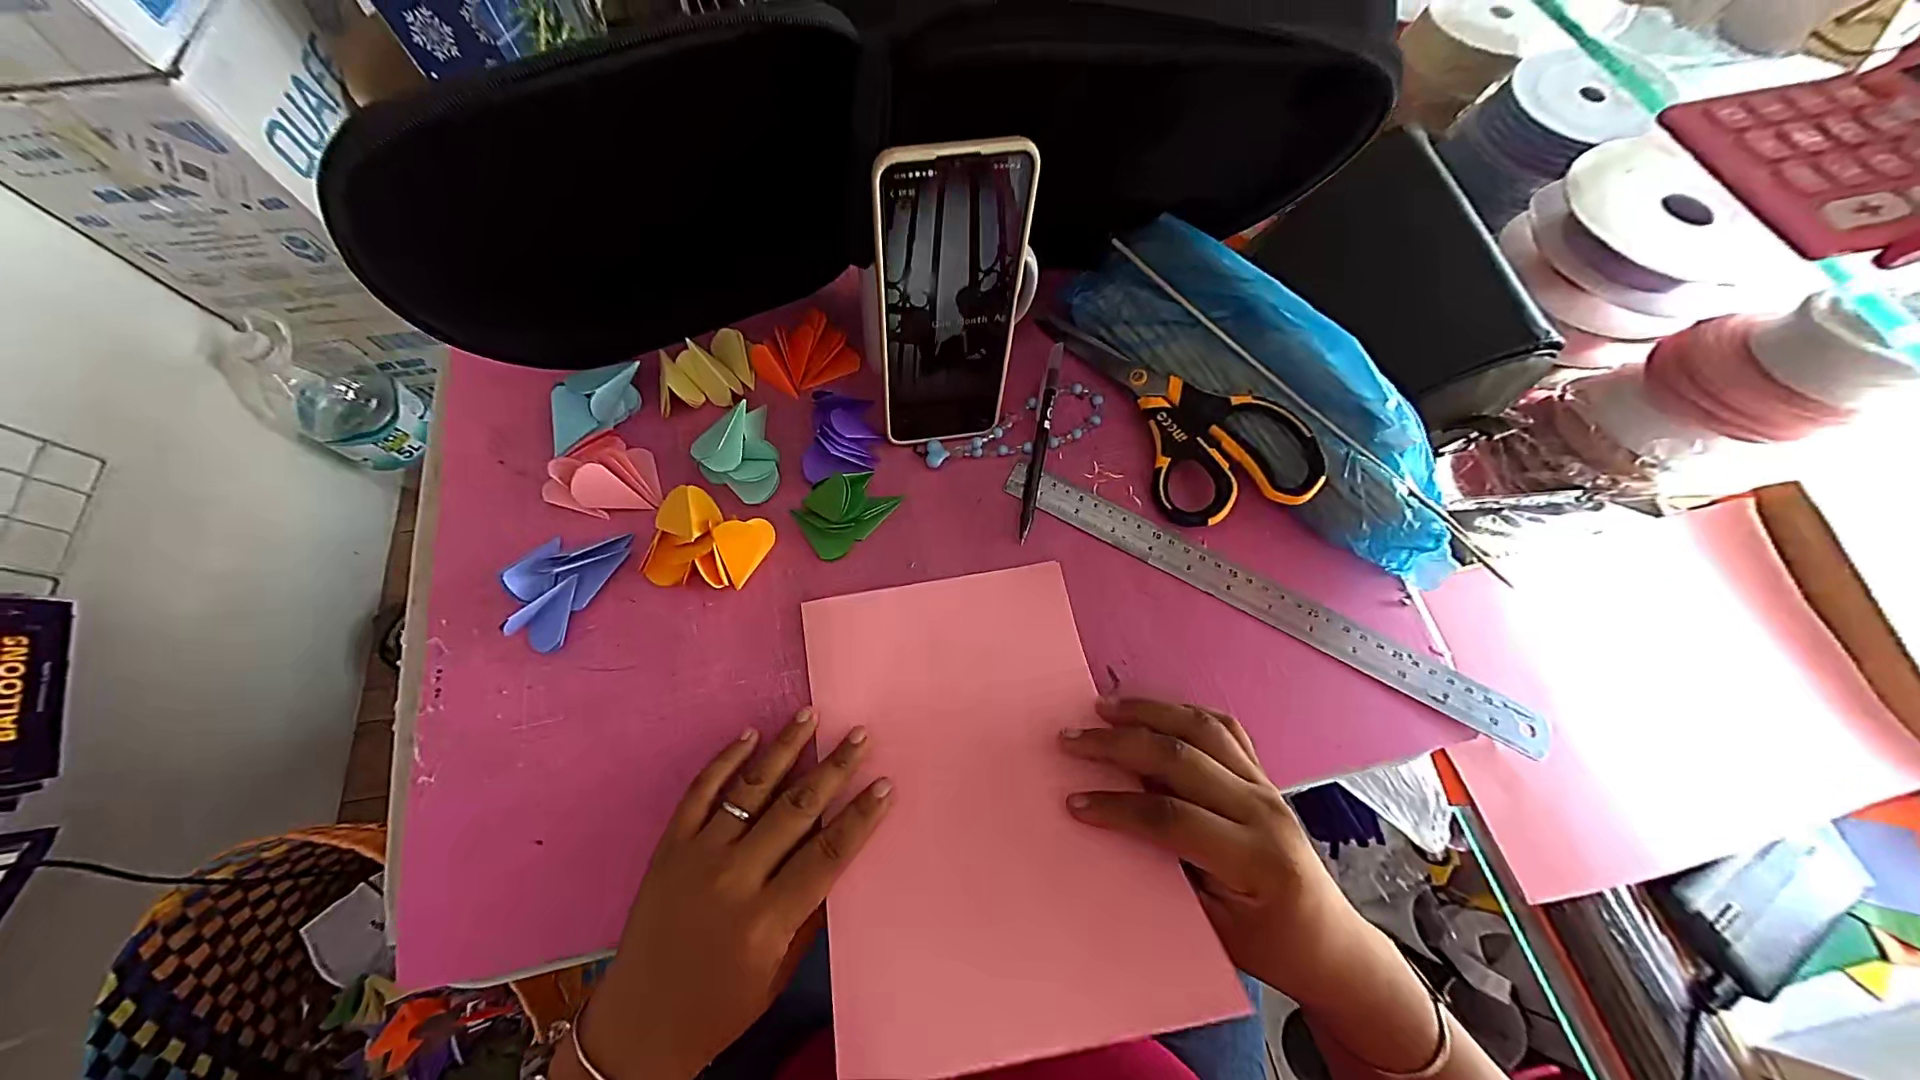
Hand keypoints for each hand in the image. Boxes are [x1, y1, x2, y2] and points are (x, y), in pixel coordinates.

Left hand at [561, 709, 893, 1079]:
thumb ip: (811, 910)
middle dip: (834, 768)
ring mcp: (696, 857)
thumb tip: (842, 852)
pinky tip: (749, 735)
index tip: (885, 784)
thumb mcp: (779, 970)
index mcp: (766, 919)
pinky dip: (724, 761)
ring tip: (811, 716)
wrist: (639, 1024)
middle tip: (859, 735)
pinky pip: (699, 793)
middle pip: (795, 810)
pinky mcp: (669, 847)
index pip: (828, 854)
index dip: (861, 816)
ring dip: (785, 748)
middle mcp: (733, 879)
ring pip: (750, 789)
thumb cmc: (722, 1004)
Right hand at [1057, 697, 1370, 1003]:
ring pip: (1202, 729)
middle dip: (1119, 744)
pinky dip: (1184, 713)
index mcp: (1254, 857)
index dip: (1118, 807)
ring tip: (1106, 708)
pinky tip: (1156, 709)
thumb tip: (1116, 832)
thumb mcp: (1214, 929)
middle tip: (1075, 739)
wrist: (1332, 945)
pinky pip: (1224, 729)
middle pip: (1180, 758)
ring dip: (1149, 712)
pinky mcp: (1264, 776)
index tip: (1076, 803)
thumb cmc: (1273, 947)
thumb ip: (1169, 874)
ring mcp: (1266, 786)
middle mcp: (1263, 810)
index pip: (1171, 816)